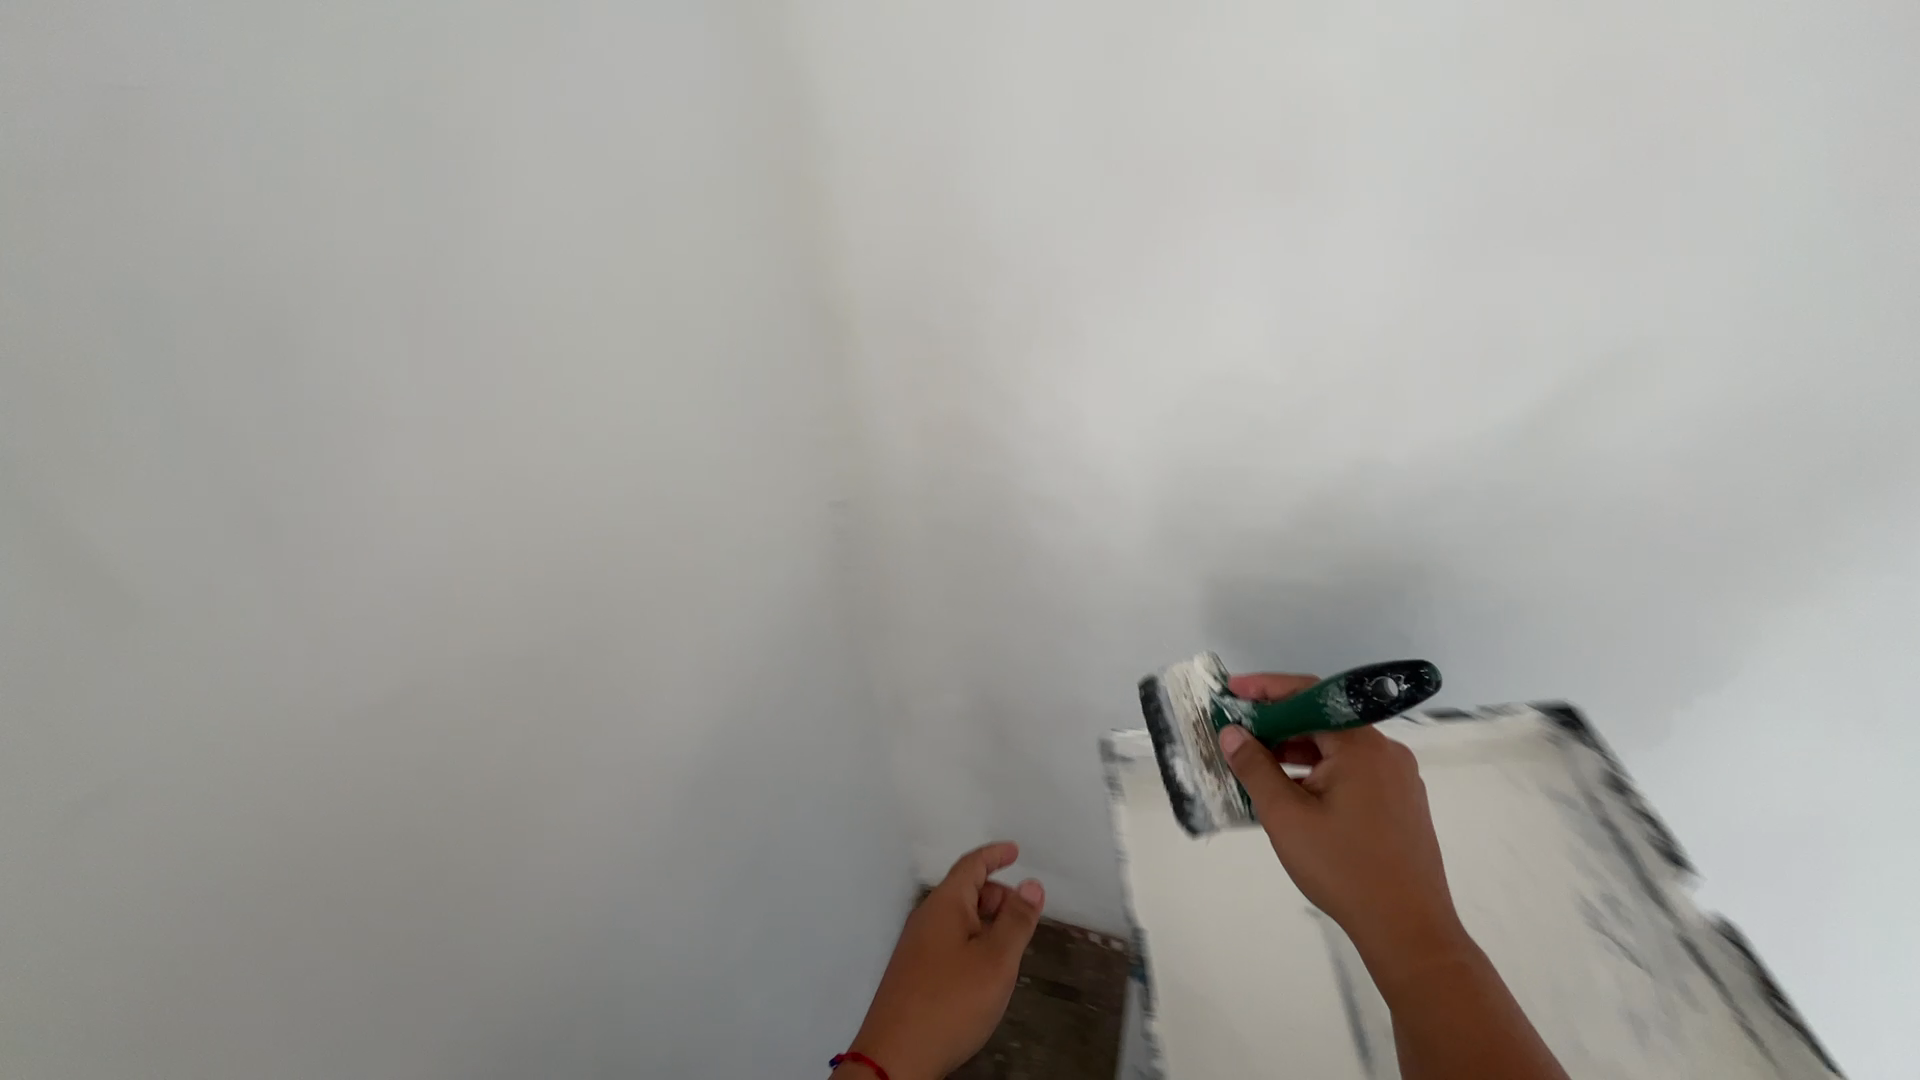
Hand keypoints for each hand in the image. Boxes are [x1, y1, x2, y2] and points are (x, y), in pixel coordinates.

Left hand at [843, 842, 1044, 1079]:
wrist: (895, 1057)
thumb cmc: (950, 1001)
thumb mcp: (996, 960)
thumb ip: (1017, 921)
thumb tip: (1032, 885)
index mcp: (945, 904)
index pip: (972, 865)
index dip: (995, 855)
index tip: (1015, 850)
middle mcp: (927, 918)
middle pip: (966, 891)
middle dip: (998, 895)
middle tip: (1026, 916)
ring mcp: (917, 946)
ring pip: (959, 920)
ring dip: (988, 924)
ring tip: (1012, 949)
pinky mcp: (914, 973)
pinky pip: (950, 942)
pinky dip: (974, 943)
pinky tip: (985, 974)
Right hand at [1219, 674, 1471, 983]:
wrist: (1409, 930)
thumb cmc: (1343, 867)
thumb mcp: (1285, 815)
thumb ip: (1255, 767)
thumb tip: (1232, 733)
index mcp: (1361, 746)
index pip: (1309, 695)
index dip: (1265, 689)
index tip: (1230, 692)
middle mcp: (1386, 752)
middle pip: (1324, 719)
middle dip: (1277, 722)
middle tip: (1237, 731)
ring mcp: (1398, 778)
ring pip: (1338, 747)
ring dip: (1296, 748)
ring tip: (1257, 763)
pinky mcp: (1401, 803)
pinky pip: (1353, 770)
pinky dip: (1318, 769)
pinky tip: (1292, 791)